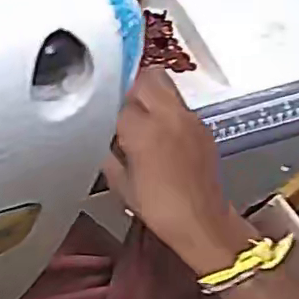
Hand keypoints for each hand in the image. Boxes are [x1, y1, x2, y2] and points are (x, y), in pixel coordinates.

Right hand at [102, 68, 254, 272]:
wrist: (201, 221)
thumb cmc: (157, 208)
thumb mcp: (119, 182)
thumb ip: (108, 152)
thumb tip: (101, 138)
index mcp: (143, 130)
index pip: (117, 100)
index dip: (104, 107)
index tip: (96, 116)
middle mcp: (169, 116)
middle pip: (146, 77)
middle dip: (128, 86)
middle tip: (115, 105)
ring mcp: (189, 119)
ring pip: (165, 85)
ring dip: (148, 94)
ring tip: (135, 116)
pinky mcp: (202, 127)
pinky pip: (178, 105)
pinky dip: (164, 109)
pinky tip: (156, 133)